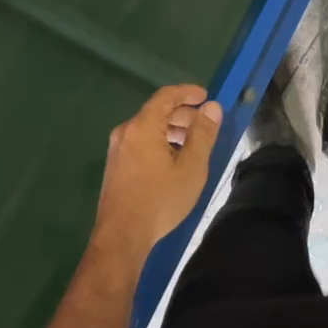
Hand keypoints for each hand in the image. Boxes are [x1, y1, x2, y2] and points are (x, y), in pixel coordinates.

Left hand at [92, 84, 222, 261]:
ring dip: (171, 130)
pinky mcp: (115, 166)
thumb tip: (211, 108)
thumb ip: (203, 134)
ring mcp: (117, 149)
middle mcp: (126, 131)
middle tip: (204, 124)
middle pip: (156, 111)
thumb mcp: (191, 167)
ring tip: (192, 144)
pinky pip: (140, 142)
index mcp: (143, 126)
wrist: (122, 235)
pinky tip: (173, 161)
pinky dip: (159, 142)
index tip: (206, 96)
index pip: (166, 96)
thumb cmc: (160, 199)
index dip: (188, 92)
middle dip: (182, 114)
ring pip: (148, 128)